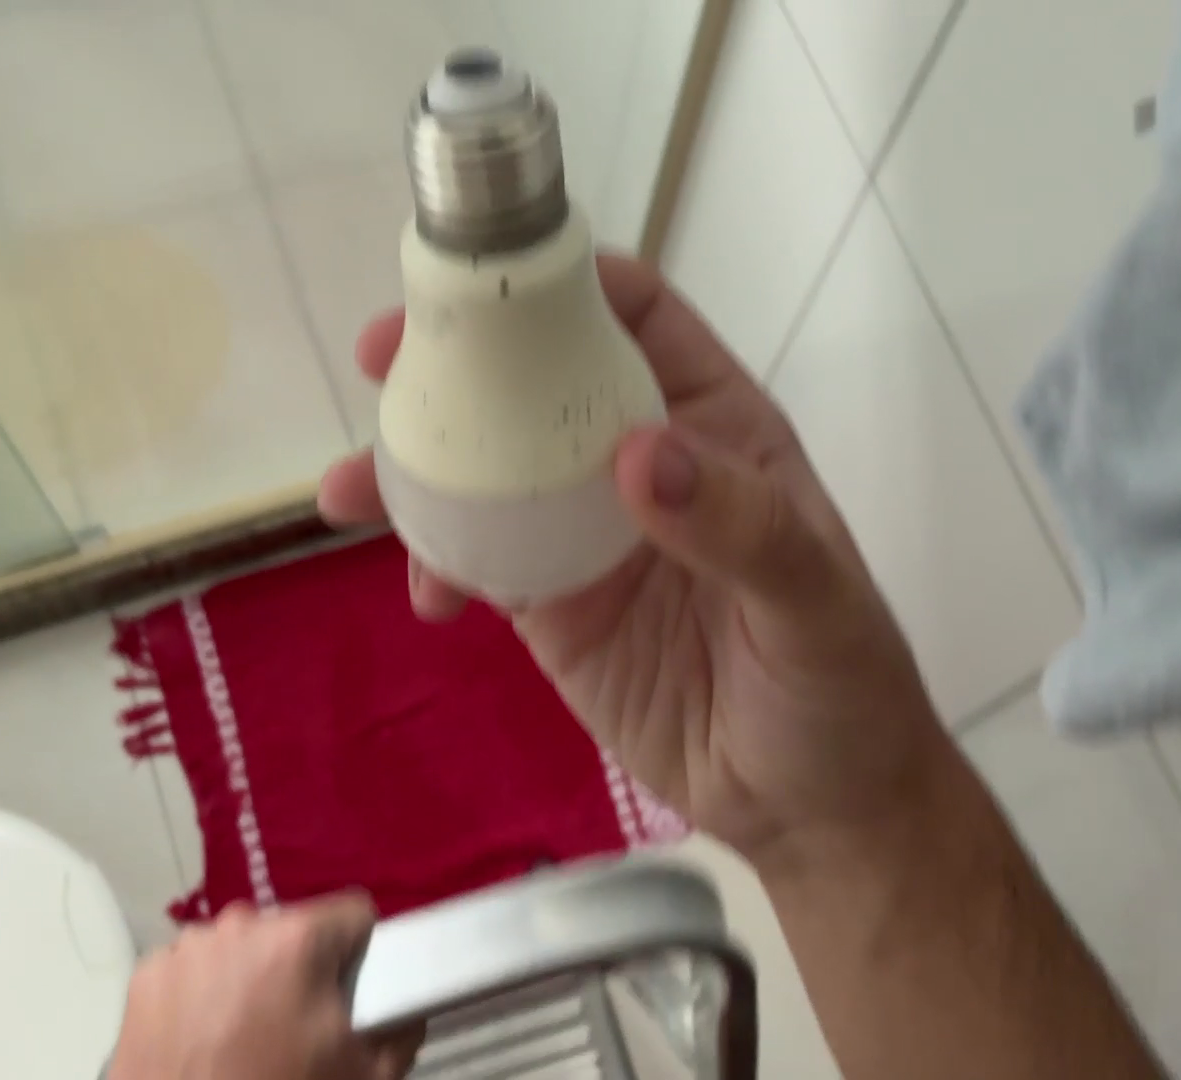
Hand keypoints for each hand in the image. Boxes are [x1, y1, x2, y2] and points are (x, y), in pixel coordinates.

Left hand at [107, 894, 420, 1079]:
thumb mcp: (361, 1076)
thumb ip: (401, 1030)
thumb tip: (410, 1008)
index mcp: (300, 936)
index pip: (357, 913)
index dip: (362, 951)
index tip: (349, 990)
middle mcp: (243, 922)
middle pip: (296, 928)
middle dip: (301, 965)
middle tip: (292, 1022)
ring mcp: (190, 945)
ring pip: (245, 943)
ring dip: (251, 973)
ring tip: (243, 1031)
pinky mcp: (147, 973)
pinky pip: (196, 965)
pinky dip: (203, 990)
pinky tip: (201, 1035)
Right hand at [318, 256, 947, 869]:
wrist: (805, 802)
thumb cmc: (834, 687)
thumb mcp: (813, 600)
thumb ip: (738, 525)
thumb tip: (630, 454)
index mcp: (712, 428)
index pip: (638, 321)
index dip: (568, 284)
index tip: (489, 281)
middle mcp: (639, 467)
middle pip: (539, 388)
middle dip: (459, 367)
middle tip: (381, 360)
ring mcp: (588, 539)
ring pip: (490, 478)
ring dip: (418, 474)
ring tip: (346, 490)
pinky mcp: (554, 607)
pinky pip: (481, 566)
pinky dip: (440, 567)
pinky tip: (427, 598)